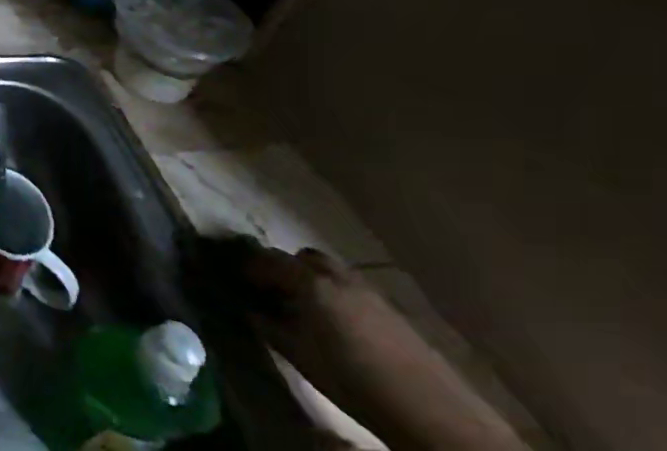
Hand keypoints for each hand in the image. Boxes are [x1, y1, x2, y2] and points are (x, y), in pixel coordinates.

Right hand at [243, 246, 529, 450]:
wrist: (429, 409)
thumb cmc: (351, 380)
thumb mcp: (299, 355)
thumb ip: (269, 327)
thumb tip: (249, 310)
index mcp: (310, 283)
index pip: (268, 261)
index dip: (250, 267)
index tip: (237, 278)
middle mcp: (336, 276)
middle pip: (302, 257)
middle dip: (283, 266)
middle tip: (271, 288)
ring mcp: (367, 288)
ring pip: (328, 269)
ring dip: (310, 276)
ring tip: (302, 302)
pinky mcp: (388, 307)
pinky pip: (349, 284)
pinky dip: (333, 290)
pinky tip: (334, 318)